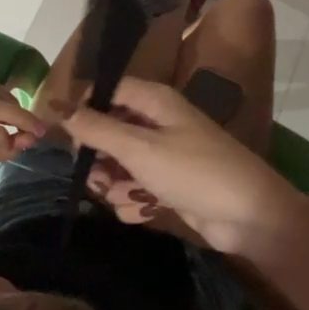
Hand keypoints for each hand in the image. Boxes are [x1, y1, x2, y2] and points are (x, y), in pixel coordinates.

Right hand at [62, 77, 308, 253]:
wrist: (250, 218)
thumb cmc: (196, 173)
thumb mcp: (140, 149)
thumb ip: (96, 129)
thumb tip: (58, 108)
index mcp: (154, 102)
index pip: (106, 91)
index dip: (83, 109)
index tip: (65, 135)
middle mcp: (157, 124)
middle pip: (107, 132)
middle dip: (98, 159)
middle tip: (98, 176)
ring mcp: (163, 157)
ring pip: (117, 167)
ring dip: (116, 186)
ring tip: (131, 197)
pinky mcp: (168, 187)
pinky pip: (134, 190)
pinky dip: (136, 202)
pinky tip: (148, 211)